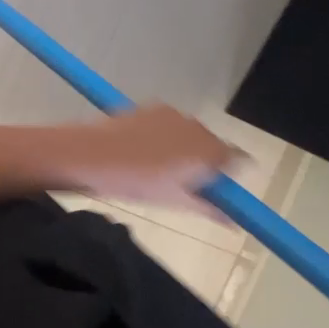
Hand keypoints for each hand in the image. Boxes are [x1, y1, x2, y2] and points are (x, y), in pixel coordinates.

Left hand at [64, 105, 239, 214]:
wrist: (90, 153)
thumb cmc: (134, 182)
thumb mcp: (174, 201)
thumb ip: (208, 208)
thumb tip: (232, 222)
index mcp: (208, 151)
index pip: (238, 159)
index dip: (231, 172)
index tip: (220, 186)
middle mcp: (196, 127)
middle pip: (214, 142)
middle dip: (207, 159)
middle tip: (186, 179)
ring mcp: (173, 113)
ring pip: (191, 131)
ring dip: (186, 145)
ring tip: (160, 164)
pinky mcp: (151, 106)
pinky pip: (171, 121)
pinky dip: (167, 132)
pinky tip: (146, 147)